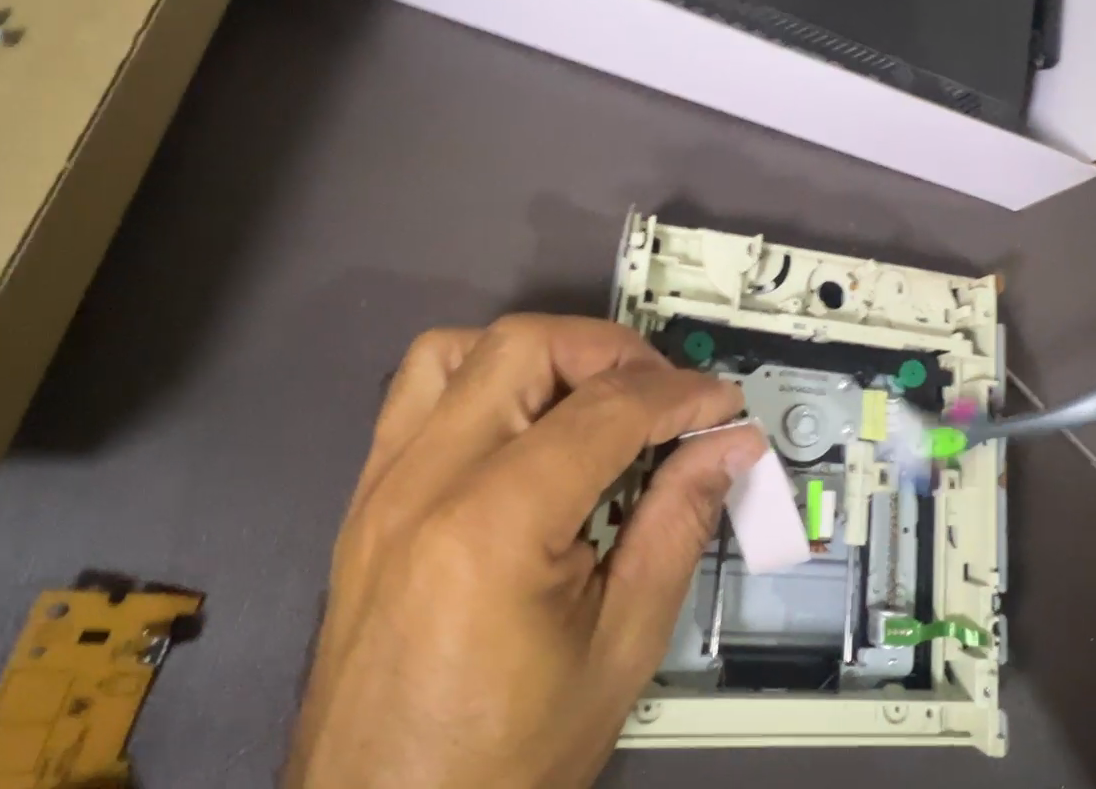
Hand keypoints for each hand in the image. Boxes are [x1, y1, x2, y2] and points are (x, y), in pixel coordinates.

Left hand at [285, 315, 763, 788]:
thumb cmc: (511, 754)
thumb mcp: (622, 645)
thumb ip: (677, 525)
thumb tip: (729, 448)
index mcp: (490, 528)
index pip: (605, 410)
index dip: (679, 396)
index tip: (723, 407)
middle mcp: (422, 484)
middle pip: (528, 347)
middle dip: (615, 353)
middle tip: (668, 399)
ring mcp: (381, 487)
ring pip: (460, 349)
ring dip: (543, 353)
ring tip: (598, 398)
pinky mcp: (366, 501)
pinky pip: (419, 393)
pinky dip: (485, 377)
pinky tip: (529, 423)